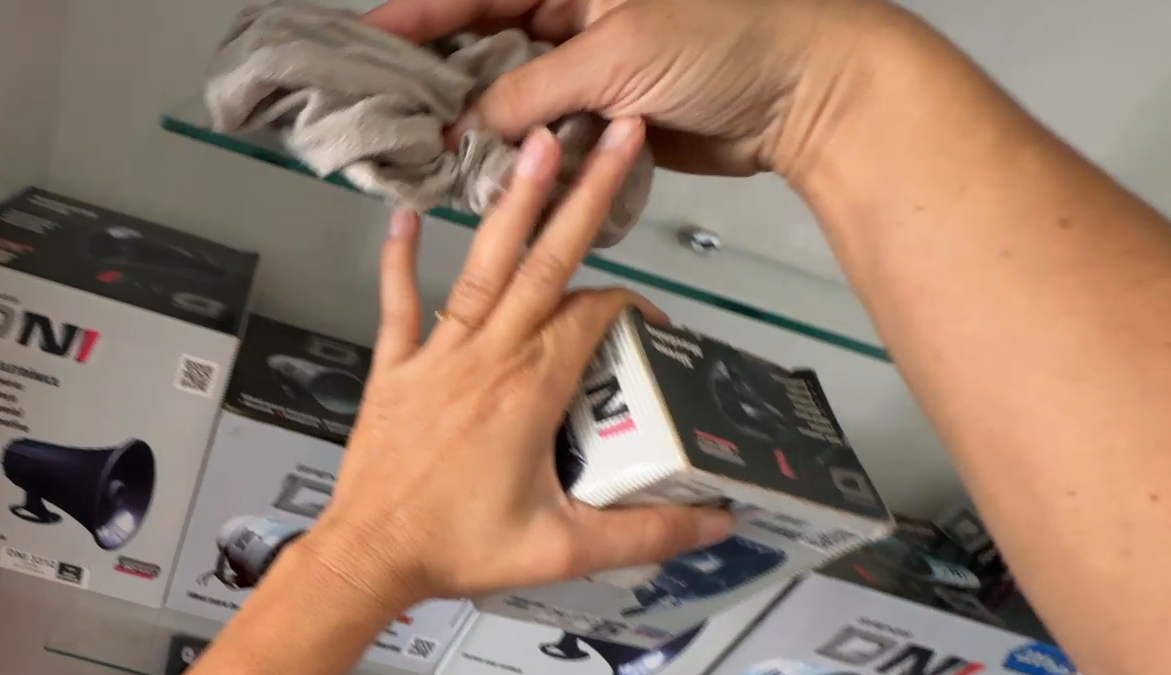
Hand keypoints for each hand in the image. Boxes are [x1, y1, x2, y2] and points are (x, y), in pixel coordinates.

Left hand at [300, 117, 735, 614]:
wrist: (372, 555)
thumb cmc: (454, 549)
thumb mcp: (562, 551)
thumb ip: (646, 534)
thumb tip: (717, 521)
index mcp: (529, 392)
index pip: (595, 318)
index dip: (629, 307)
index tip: (643, 321)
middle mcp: (485, 361)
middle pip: (549, 265)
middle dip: (589, 198)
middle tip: (617, 137)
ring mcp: (434, 360)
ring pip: (483, 269)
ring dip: (513, 206)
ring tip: (536, 146)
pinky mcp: (394, 372)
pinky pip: (398, 306)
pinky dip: (400, 262)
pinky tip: (404, 219)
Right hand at [361, 0, 899, 180]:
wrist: (802, 93)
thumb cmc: (729, 41)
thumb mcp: (617, 54)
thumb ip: (528, 93)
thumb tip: (460, 132)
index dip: (419, 15)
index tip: (367, 40)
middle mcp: (573, 11)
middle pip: (482, 39)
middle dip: (434, 73)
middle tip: (385, 105)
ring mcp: (583, 62)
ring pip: (504, 90)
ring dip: (468, 119)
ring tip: (421, 144)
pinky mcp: (593, 108)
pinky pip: (534, 127)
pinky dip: (507, 147)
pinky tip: (476, 164)